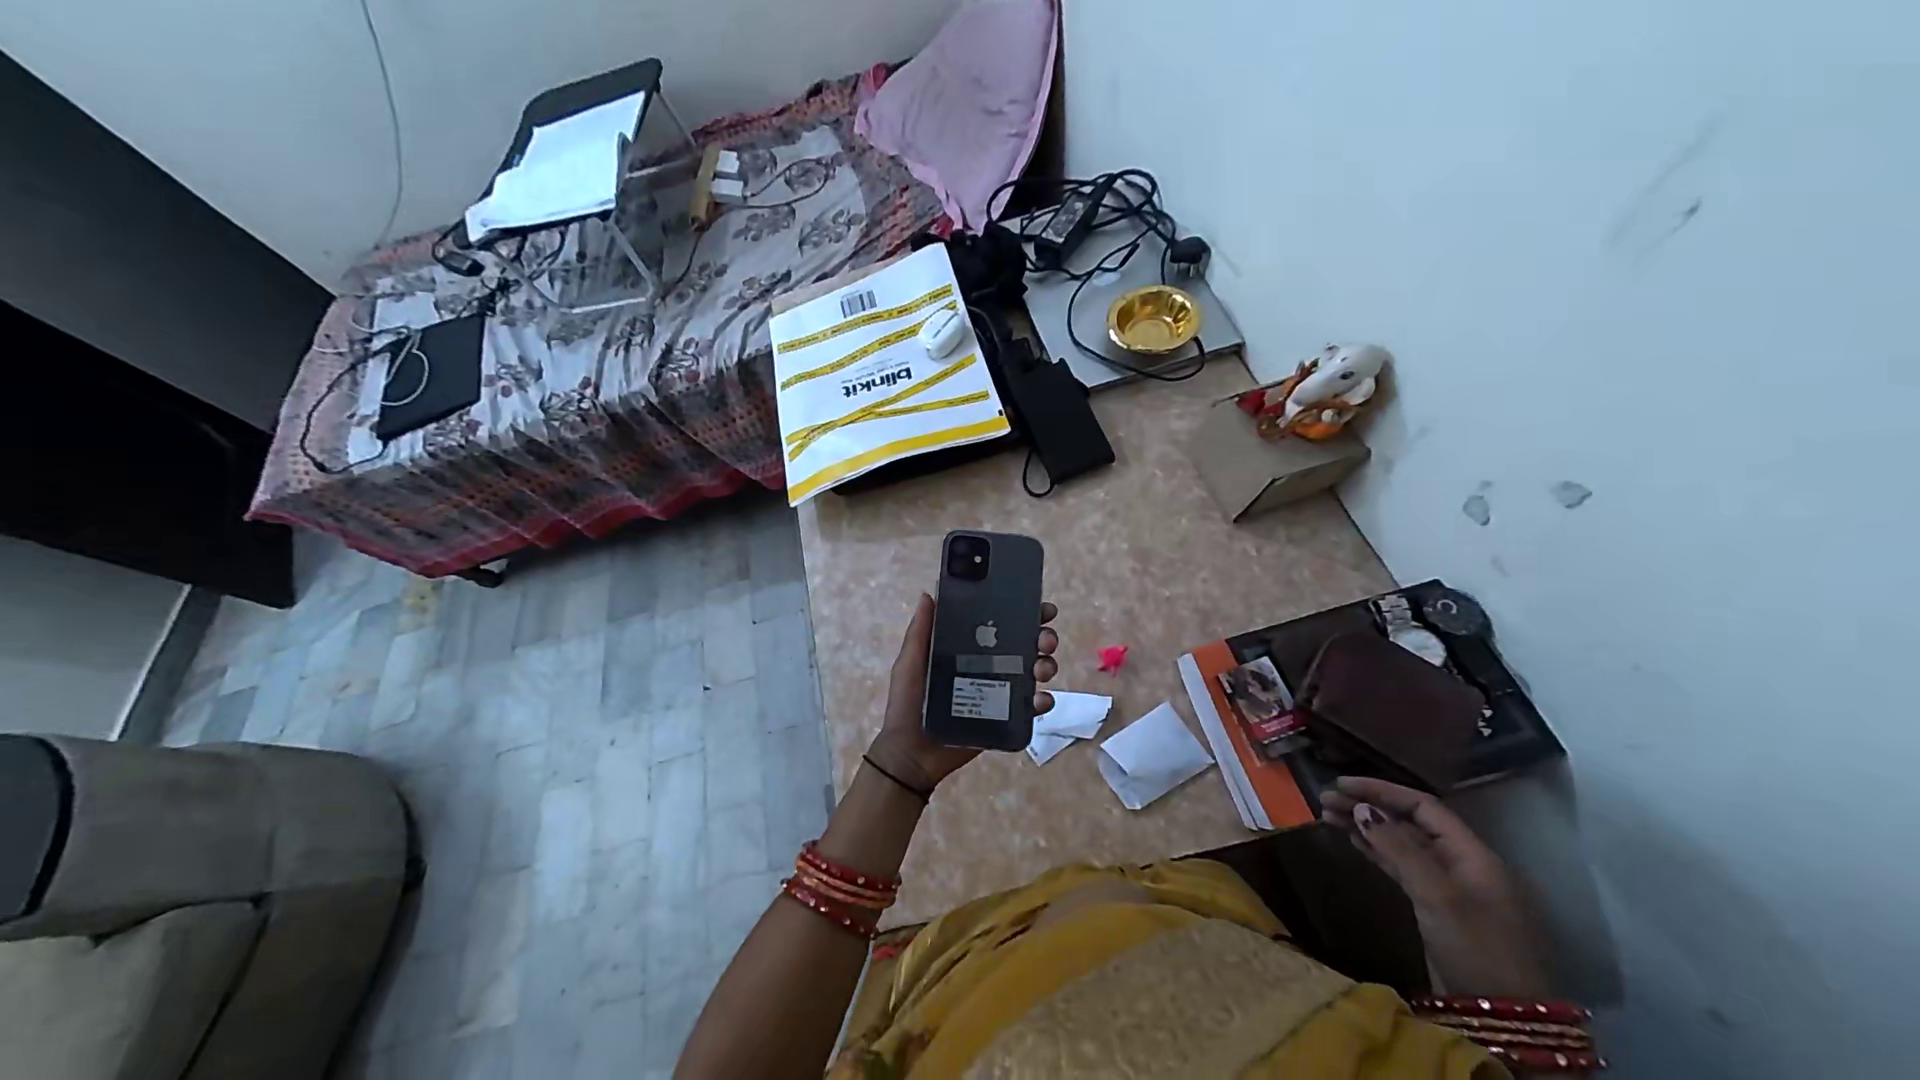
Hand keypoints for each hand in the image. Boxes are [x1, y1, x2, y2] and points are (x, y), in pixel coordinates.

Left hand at [865, 592, 1057, 793]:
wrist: (912, 753)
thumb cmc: (908, 704)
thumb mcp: (910, 663)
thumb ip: (920, 632)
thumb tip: (929, 594)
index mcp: (969, 649)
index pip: (1002, 624)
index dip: (1025, 613)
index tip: (1042, 607)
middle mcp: (989, 666)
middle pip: (1026, 644)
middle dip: (1043, 637)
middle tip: (1045, 639)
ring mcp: (1000, 692)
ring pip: (1035, 671)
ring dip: (1046, 665)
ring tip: (1041, 669)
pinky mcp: (1006, 718)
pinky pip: (1032, 707)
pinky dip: (1042, 701)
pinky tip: (1039, 700)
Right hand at [1320, 776, 1548, 996]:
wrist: (1500, 1015)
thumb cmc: (1476, 947)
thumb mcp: (1437, 895)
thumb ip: (1399, 849)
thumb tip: (1363, 809)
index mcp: (1471, 852)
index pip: (1422, 806)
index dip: (1382, 791)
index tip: (1342, 784)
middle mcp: (1459, 861)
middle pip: (1409, 821)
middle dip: (1368, 806)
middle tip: (1325, 799)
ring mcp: (1446, 884)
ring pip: (1400, 842)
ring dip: (1366, 826)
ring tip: (1328, 814)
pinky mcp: (1433, 904)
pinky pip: (1399, 864)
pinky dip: (1374, 849)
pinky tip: (1351, 840)